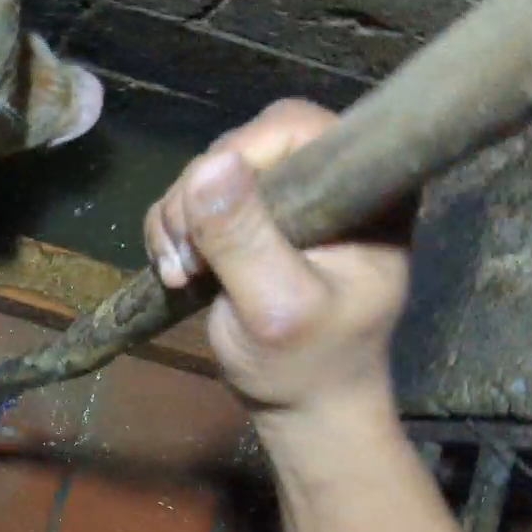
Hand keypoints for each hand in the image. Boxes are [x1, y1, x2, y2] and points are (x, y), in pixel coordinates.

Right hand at [144, 100, 410, 427]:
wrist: (300, 402)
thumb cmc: (303, 364)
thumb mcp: (274, 307)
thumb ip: (245, 240)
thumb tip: (206, 167)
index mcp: (361, 188)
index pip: (289, 129)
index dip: (233, 165)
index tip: (203, 231)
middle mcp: (326, 181)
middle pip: (237, 149)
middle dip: (192, 204)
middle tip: (185, 265)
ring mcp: (285, 202)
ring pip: (206, 178)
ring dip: (174, 225)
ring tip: (180, 276)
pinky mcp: (251, 225)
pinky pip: (193, 205)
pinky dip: (170, 235)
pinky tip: (177, 274)